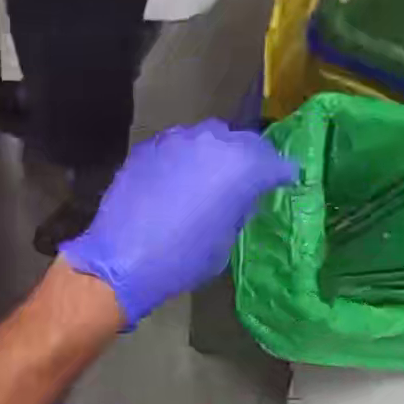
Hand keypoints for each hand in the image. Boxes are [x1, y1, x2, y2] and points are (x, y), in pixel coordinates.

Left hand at [60, 120, 298, 324]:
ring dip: (209, 157)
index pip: (273, 162)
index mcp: (241, 165)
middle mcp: (212, 141)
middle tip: (241, 182)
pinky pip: (173, 149)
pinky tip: (173, 185)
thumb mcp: (223, 243)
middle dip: (244, 160)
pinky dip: (179, 162)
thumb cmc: (180, 262)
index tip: (283, 183)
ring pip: (203, 140)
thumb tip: (238, 199)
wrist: (121, 263)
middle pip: (239, 142)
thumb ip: (236, 211)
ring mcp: (176, 140)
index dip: (280, 174)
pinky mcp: (146, 149)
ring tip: (204, 182)